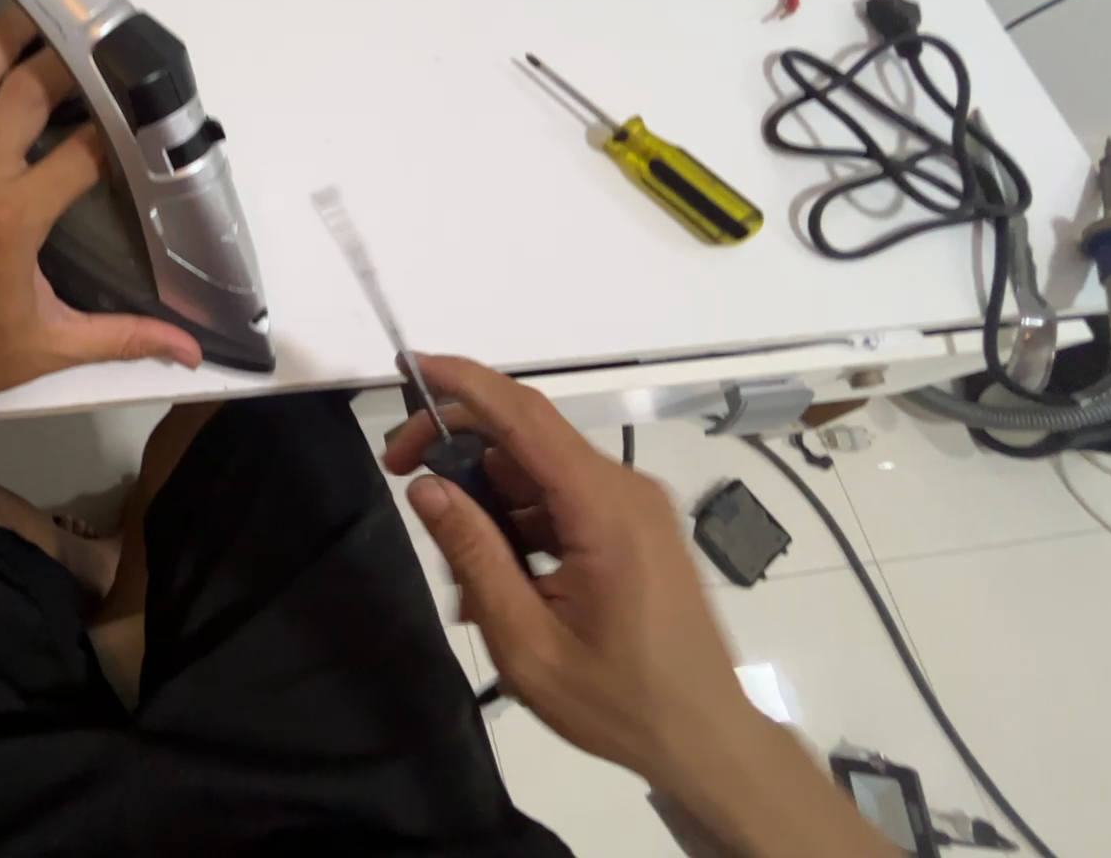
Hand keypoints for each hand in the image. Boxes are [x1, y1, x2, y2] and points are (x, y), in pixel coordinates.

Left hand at [0, 10, 201, 423]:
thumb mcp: (57, 347)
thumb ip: (127, 338)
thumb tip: (191, 351)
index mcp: (15, 220)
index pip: (80, 155)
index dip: (116, 131)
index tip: (144, 115)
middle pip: (25, 99)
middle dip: (66, 66)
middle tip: (101, 42)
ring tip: (30, 7)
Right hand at [383, 355, 765, 792]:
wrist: (710, 744)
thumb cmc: (619, 701)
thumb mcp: (526, 641)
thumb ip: (472, 555)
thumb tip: (423, 486)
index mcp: (604, 510)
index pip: (525, 418)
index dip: (465, 382)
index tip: (412, 365)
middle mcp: (621, 489)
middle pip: (521, 434)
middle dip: (454, 444)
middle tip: (400, 476)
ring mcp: (627, 504)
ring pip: (530, 470)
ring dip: (482, 501)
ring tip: (461, 575)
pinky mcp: (625, 522)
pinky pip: (551, 497)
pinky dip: (511, 522)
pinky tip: (496, 578)